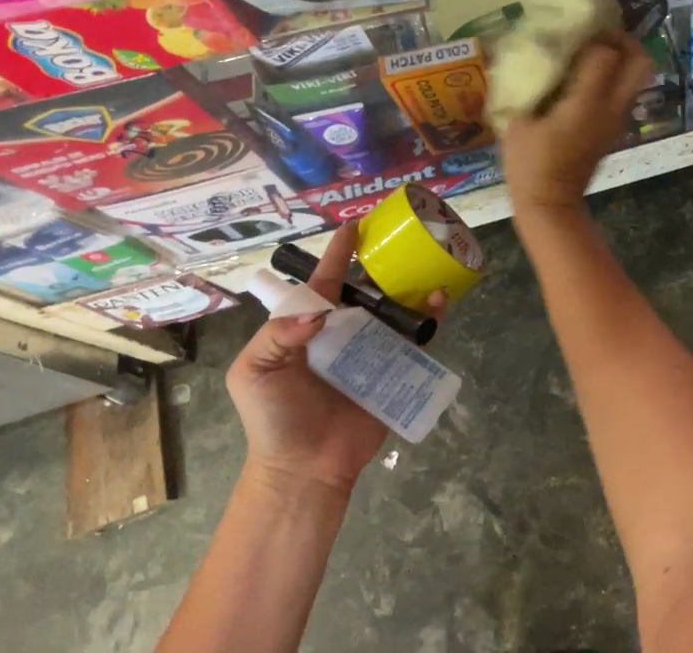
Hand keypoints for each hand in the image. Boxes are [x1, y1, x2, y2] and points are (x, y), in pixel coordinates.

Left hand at [225, 220, 445, 493]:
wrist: (304, 466)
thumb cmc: (273, 418)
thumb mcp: (254, 372)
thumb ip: (278, 334)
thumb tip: (318, 311)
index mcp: (307, 328)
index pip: (323, 282)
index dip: (337, 255)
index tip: (353, 226)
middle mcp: (342, 333)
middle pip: (366, 291)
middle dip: (382, 265)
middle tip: (400, 241)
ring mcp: (370, 351)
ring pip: (395, 310)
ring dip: (411, 287)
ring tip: (426, 267)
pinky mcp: (395, 370)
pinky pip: (416, 339)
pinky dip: (430, 318)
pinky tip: (438, 302)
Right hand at [499, 30, 650, 217]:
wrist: (551, 205)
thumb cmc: (529, 164)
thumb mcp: (517, 121)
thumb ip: (527, 85)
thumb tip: (531, 57)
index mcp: (587, 103)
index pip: (606, 54)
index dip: (592, 36)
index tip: (573, 31)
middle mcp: (611, 108)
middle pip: (640, 61)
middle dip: (623, 41)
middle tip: (596, 36)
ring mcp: (618, 119)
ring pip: (637, 77)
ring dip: (620, 59)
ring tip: (589, 54)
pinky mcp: (615, 128)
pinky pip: (624, 93)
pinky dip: (612, 78)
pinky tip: (582, 79)